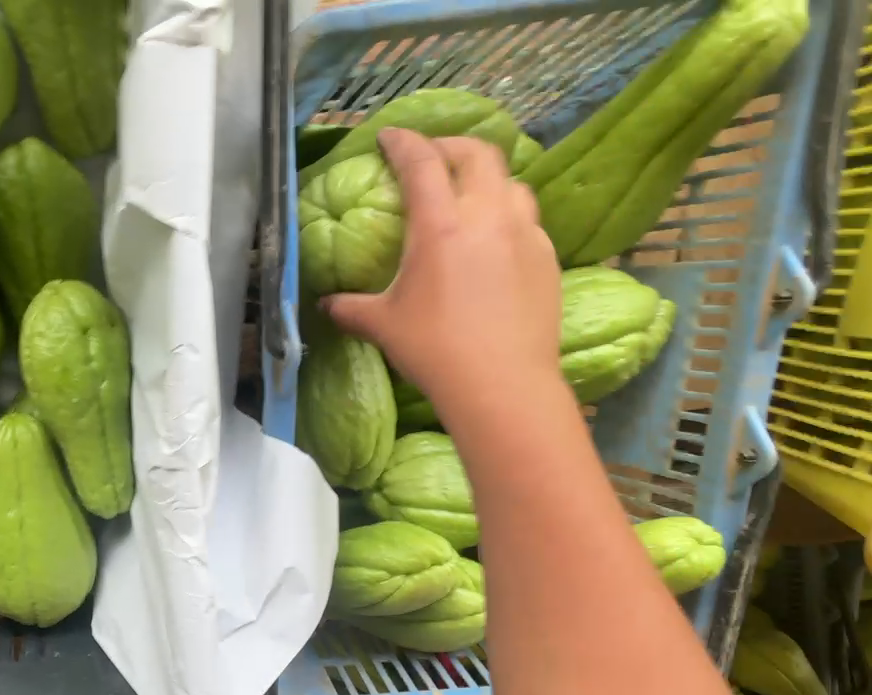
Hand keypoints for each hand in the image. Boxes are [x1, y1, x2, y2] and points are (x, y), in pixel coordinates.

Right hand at [321, 129, 563, 424]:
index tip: (389, 135)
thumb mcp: (380, 326)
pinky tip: (492, 239)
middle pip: (476, 154)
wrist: (501, 382)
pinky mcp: (546, 255)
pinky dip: (505, 213)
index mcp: (440, 226)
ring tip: (469, 194)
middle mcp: (486, 216)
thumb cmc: (432, 349)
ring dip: (485, 177)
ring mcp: (523, 232)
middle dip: (450, 146)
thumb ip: (349, 308)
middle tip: (430, 157)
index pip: (421, 164)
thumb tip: (325, 304)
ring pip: (510, 181)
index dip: (403, 143)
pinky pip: (526, 217)